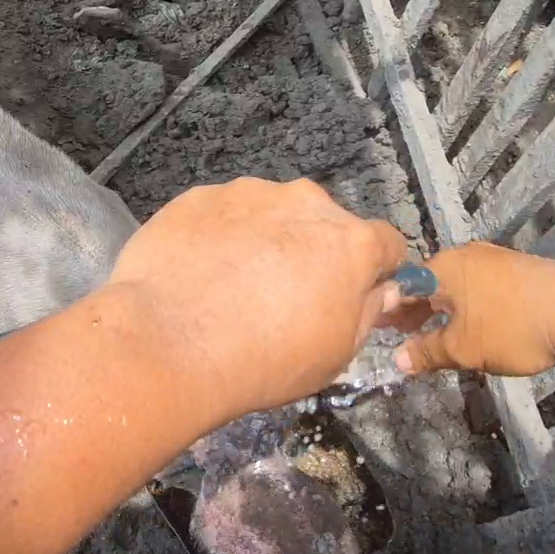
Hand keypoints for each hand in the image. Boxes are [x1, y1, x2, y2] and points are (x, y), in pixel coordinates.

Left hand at [101, 177, 409, 419]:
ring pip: (269, 213)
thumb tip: (380, 288)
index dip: (374, 270)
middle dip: (313, 251)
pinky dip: (218, 236)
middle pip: (323, 223)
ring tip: (230, 284)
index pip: (385, 243)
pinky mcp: (199, 196)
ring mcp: (247, 193)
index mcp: (350, 242)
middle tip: (283, 295)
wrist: (169, 343)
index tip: (355, 292)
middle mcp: (304, 202)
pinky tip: (197, 272)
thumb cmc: (265, 361)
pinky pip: (221, 214)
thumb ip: (367, 312)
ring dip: (264, 239)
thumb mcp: (336, 354)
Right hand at [386, 242, 554, 376]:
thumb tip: (398, 360)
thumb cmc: (512, 327)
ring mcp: (495, 259)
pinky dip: (468, 304)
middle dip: (415, 310)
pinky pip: (480, 286)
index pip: (402, 286)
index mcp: (443, 267)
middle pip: (428, 283)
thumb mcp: (463, 349)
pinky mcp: (519, 268)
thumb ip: (427, 353)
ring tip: (438, 332)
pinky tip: (475, 323)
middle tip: (404, 335)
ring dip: (442, 308)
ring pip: (455, 284)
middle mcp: (465, 255)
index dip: (388, 311)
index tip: (378, 331)